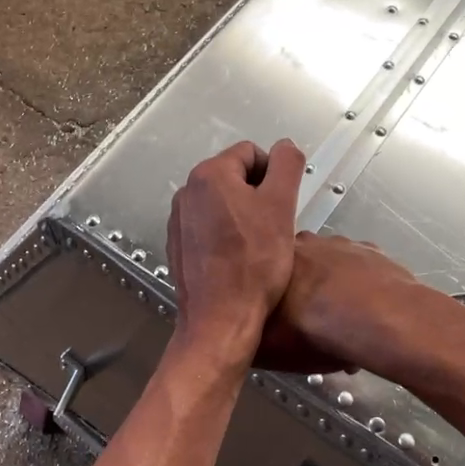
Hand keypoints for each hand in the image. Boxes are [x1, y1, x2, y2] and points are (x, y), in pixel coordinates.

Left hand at [165, 139, 304, 353]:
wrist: (220, 318)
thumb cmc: (255, 261)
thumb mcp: (281, 206)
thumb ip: (287, 166)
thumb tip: (286, 147)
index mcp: (209, 175)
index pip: (251, 153)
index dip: (274, 173)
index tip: (284, 203)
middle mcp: (186, 192)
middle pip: (234, 176)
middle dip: (258, 194)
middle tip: (275, 225)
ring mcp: (178, 220)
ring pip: (221, 203)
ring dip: (243, 215)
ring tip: (259, 244)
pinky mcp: (177, 246)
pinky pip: (207, 227)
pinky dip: (225, 235)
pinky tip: (238, 259)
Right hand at [261, 233, 437, 375]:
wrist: (374, 321)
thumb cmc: (311, 330)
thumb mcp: (264, 348)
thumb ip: (248, 337)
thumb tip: (239, 336)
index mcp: (275, 258)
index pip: (264, 268)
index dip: (269, 292)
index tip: (275, 316)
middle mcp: (306, 241)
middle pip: (300, 265)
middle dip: (303, 290)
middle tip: (308, 325)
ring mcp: (343, 243)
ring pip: (332, 268)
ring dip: (334, 290)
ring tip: (340, 326)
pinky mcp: (374, 252)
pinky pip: (362, 271)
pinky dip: (362, 289)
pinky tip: (365, 316)